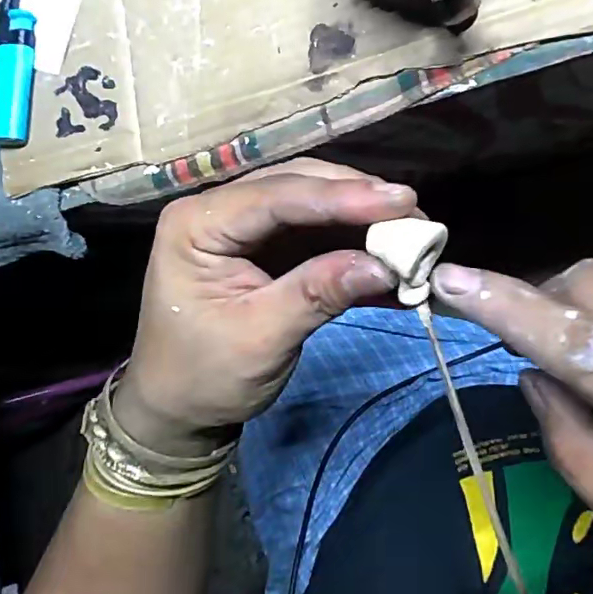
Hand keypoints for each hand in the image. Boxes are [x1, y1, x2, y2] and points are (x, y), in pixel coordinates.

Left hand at [113, 160, 416, 454]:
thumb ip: (317, 294)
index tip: (400, 200)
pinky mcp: (265, 249)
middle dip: (356, 199)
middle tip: (415, 215)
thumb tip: (384, 266)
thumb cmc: (204, 375)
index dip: (340, 196)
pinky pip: (315, 235)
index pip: (275, 196)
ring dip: (362, 219)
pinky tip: (390, 258)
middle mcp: (217, 212)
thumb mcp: (260, 338)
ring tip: (413, 234)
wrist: (178, 407)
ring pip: (312, 205)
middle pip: (296, 186)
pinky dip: (352, 245)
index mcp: (197, 224)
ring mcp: (242, 228)